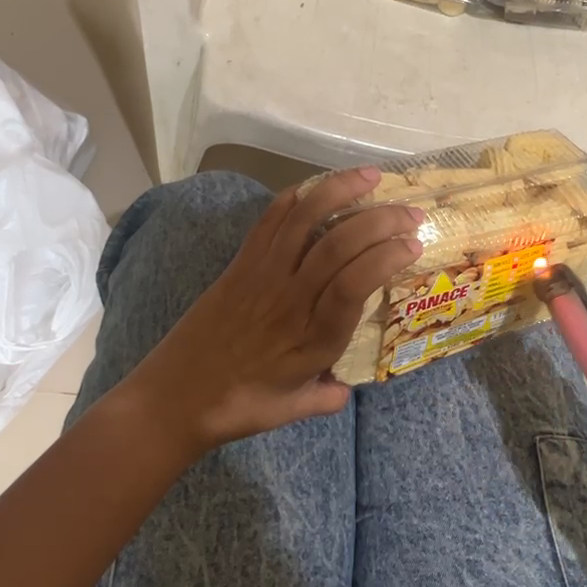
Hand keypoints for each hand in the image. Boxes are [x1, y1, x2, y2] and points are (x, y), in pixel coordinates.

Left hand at [126, 168, 422, 454]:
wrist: (172, 397)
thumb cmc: (237, 407)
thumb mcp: (291, 410)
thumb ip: (326, 396)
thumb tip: (347, 387)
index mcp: (311, 340)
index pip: (355, 286)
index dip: (387, 258)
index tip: (413, 245)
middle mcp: (290, 300)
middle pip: (338, 244)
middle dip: (381, 220)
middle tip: (412, 212)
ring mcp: (261, 276)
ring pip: (304, 220)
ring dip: (341, 190)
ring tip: (372, 176)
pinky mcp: (239, 265)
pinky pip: (269, 221)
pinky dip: (296, 197)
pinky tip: (318, 187)